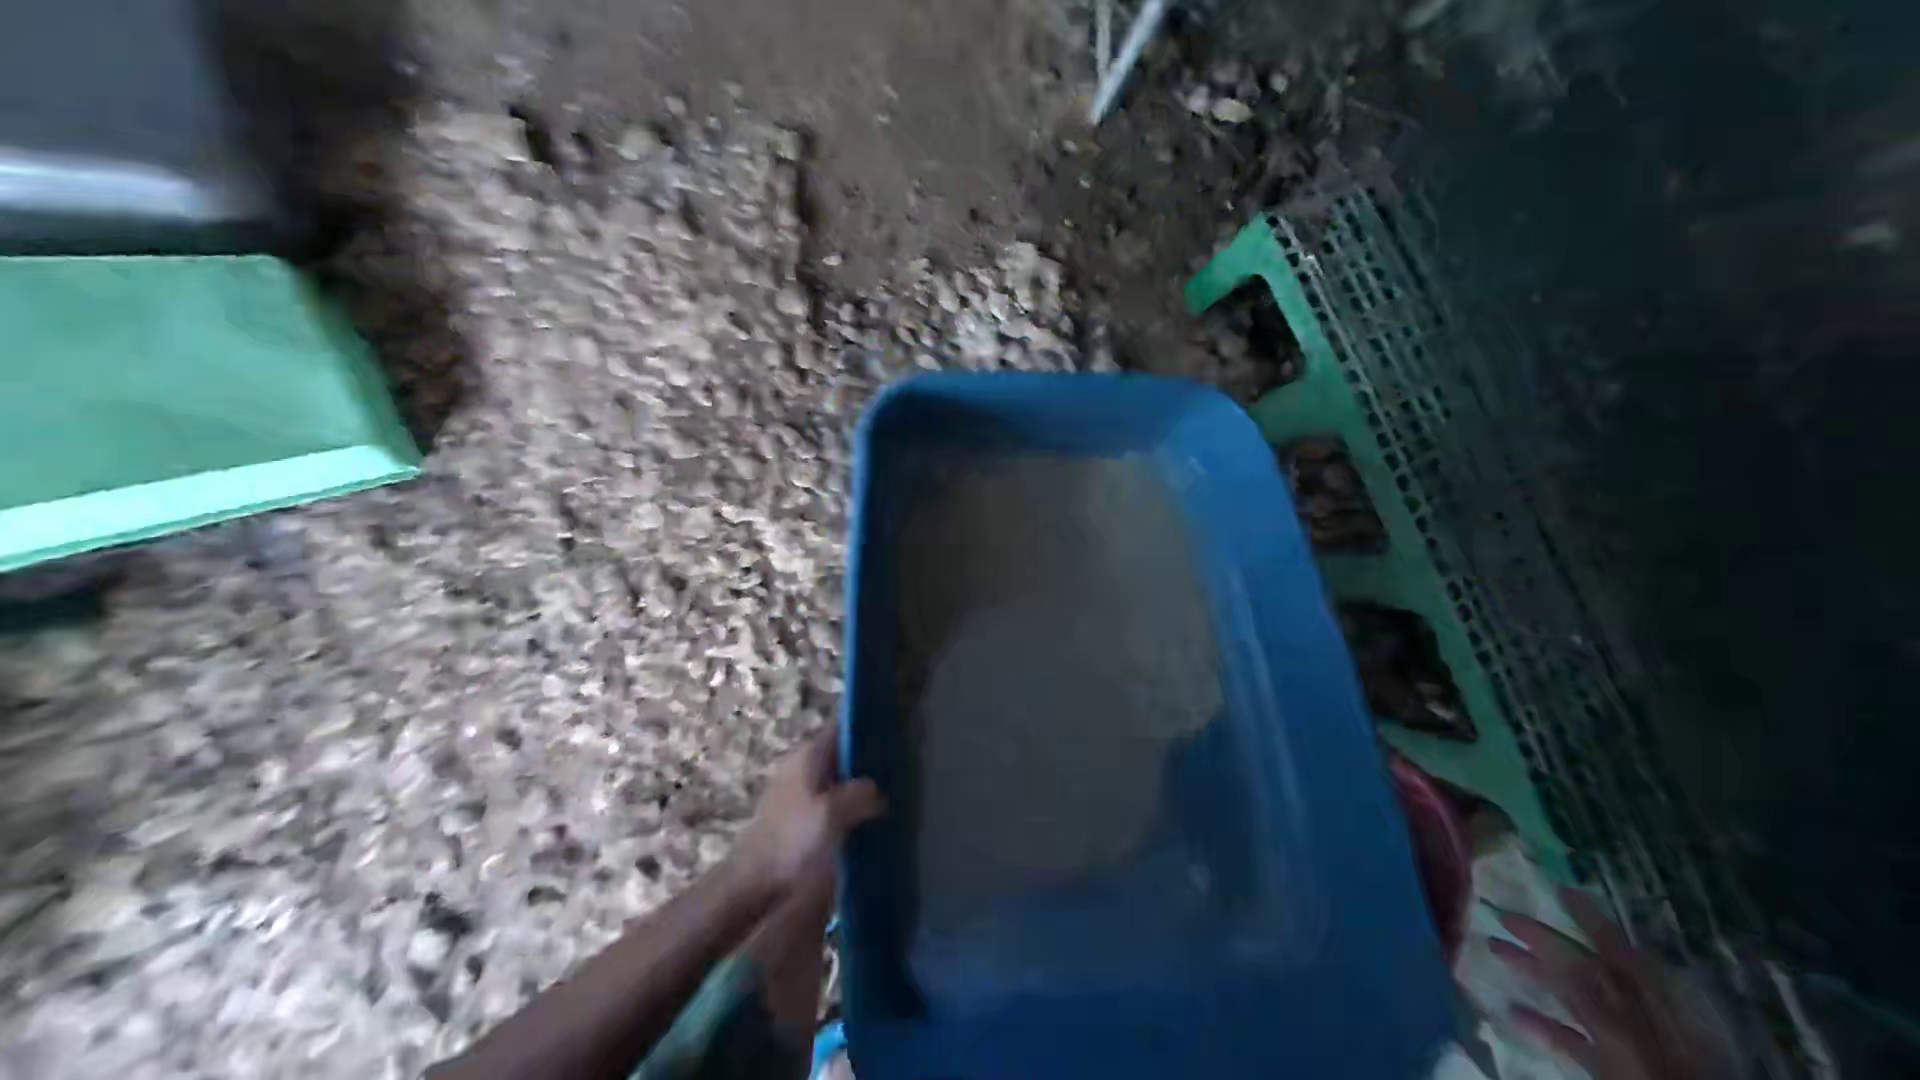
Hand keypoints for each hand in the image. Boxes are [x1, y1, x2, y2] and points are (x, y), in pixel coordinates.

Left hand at [733, 730, 884, 894]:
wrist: (754, 885)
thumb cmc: (792, 840)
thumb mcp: (832, 813)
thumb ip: (861, 794)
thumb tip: (878, 791)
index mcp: (810, 754)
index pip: (844, 726)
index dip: (869, 724)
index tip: (898, 730)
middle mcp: (805, 765)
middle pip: (845, 752)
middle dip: (871, 759)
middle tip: (904, 769)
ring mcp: (802, 791)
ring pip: (842, 779)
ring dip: (864, 786)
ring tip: (896, 795)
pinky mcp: (803, 817)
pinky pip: (836, 802)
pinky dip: (853, 807)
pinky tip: (873, 820)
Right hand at [1491, 887, 1716, 1079]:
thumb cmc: (1656, 1072)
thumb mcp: (1623, 1032)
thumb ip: (1592, 991)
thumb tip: (1554, 949)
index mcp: (1648, 998)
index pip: (1613, 945)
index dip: (1586, 916)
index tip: (1557, 888)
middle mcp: (1639, 1012)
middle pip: (1585, 966)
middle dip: (1542, 939)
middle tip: (1503, 917)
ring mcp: (1628, 1040)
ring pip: (1574, 995)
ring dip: (1534, 971)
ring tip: (1494, 949)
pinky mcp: (1616, 1066)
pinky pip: (1575, 1035)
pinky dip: (1544, 1021)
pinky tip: (1514, 1010)